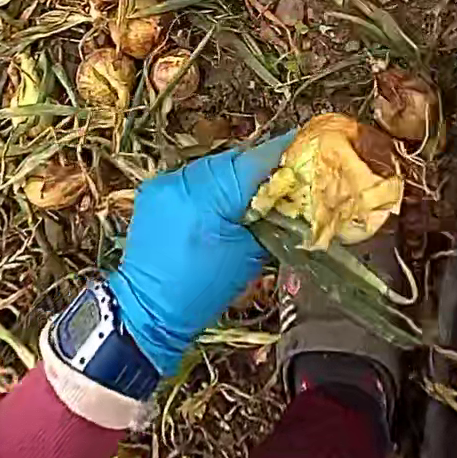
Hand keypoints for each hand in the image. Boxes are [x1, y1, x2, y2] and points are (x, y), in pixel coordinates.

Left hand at [106, 132, 293, 375]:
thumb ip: (275, 217)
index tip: (311, 144)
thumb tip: (298, 193)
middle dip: (265, 166)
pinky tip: (225, 200)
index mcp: (210, 195)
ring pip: (219, 164)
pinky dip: (215, 183)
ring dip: (239, 174)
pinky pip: (197, 176)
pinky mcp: (156, 188)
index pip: (259, 159)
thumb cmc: (203, 290)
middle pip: (239, 158)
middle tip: (289, 175)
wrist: (145, 313)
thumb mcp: (250, 255)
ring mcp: (167, 181)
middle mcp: (185, 178)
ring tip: (257, 191)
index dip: (287, 151)